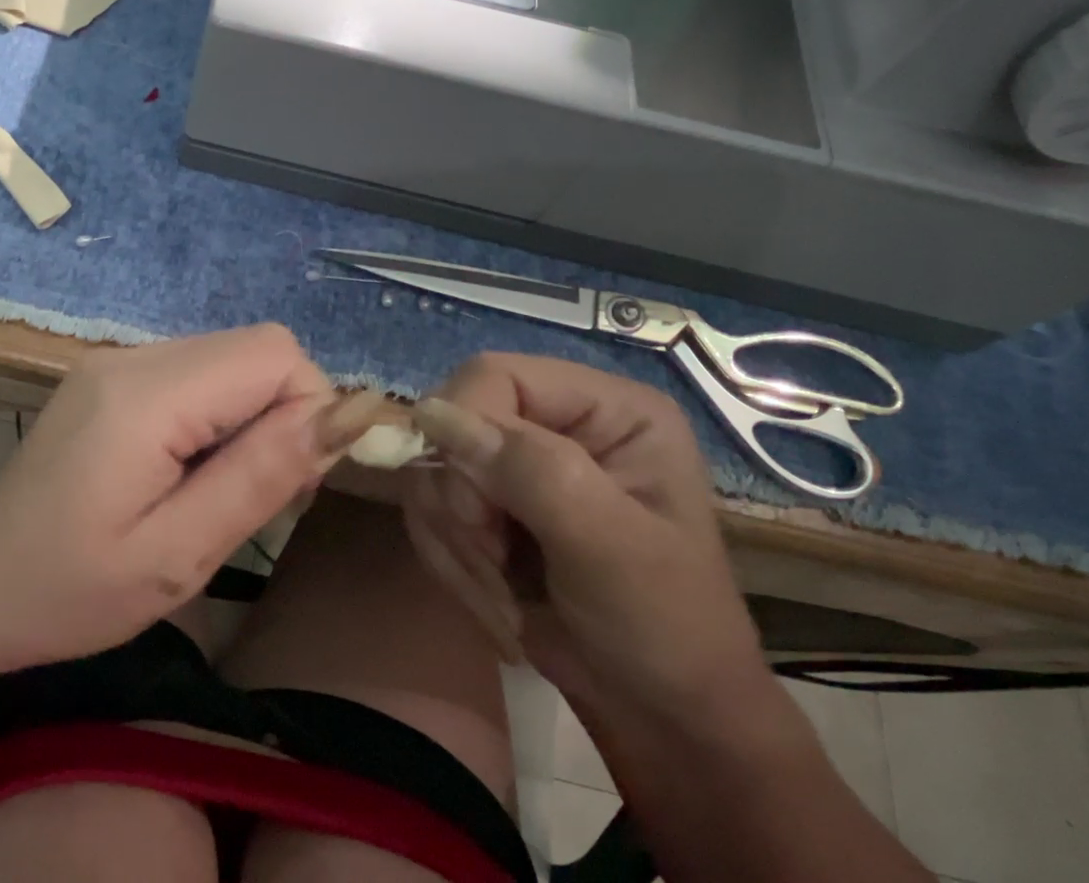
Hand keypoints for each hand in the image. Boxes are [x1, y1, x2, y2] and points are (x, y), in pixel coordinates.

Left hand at [0, 325, 337, 677]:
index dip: (310, 412)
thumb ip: (261, 475)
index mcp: (144, 394)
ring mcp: (113, 365)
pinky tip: (185, 480)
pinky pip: (193, 380)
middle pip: (253, 352)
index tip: (290, 489)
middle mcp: (129, 358)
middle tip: (249, 503)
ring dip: (249, 424)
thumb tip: (351, 413)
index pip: (275, 354)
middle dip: (282, 420)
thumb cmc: (66, 594)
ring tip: (213, 499)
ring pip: (228, 365)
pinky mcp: (106, 384)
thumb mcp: (175, 554)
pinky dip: (215, 423)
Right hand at [402, 354, 767, 718]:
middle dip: (461, 506)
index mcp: (608, 410)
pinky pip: (426, 514)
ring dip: (454, 543)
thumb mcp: (607, 547)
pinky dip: (449, 562)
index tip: (480, 515)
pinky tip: (496, 599)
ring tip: (505, 593)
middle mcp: (557, 426)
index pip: (492, 377)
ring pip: (428, 474)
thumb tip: (430, 412)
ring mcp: (517, 470)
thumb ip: (528, 471)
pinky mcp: (488, 511)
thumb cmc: (662, 625)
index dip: (465, 434)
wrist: (656, 710)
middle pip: (448, 427)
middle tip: (498, 561)